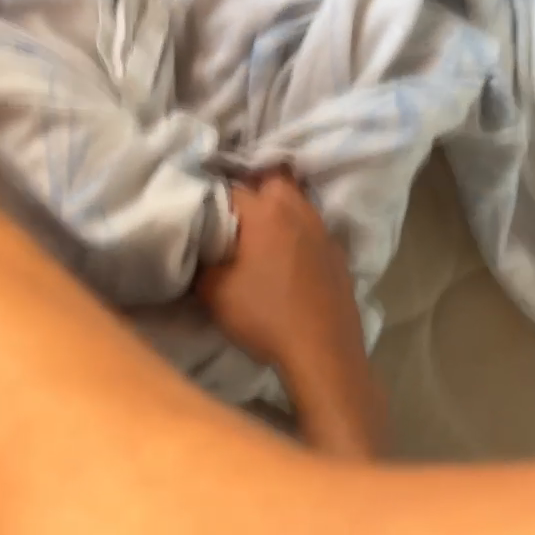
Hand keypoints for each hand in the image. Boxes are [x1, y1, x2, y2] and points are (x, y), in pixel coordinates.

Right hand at [196, 171, 364, 369]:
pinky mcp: (339, 255)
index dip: (213, 194)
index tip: (202, 207)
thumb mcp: (213, 291)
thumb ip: (199, 259)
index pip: (232, 186)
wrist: (323, 356)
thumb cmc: (264, 316)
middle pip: (273, 179)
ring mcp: (323, 232)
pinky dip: (297, 231)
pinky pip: (312, 227)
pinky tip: (287, 253)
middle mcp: (298, 210)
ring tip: (259, 228)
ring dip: (278, 207)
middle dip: (253, 186)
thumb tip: (194, 244)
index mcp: (266, 211)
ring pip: (297, 200)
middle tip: (233, 208)